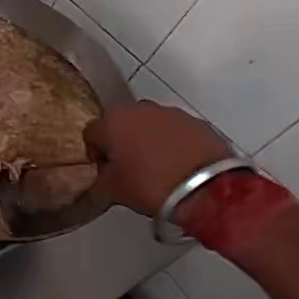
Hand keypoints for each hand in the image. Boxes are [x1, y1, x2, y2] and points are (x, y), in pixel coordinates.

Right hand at [83, 100, 232, 215]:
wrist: (206, 189)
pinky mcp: (196, 122)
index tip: (105, 169)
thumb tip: (105, 174)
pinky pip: (176, 130)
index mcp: (113, 121)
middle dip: (122, 141)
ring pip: (149, 124)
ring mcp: (170, 113)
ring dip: (148, 139)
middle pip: (121, 123)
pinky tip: (177, 164)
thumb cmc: (150, 185)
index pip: (91, 133)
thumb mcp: (113, 190)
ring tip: (156, 166)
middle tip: (128, 166)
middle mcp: (139, 109)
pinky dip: (173, 142)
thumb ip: (101, 177)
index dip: (95, 152)